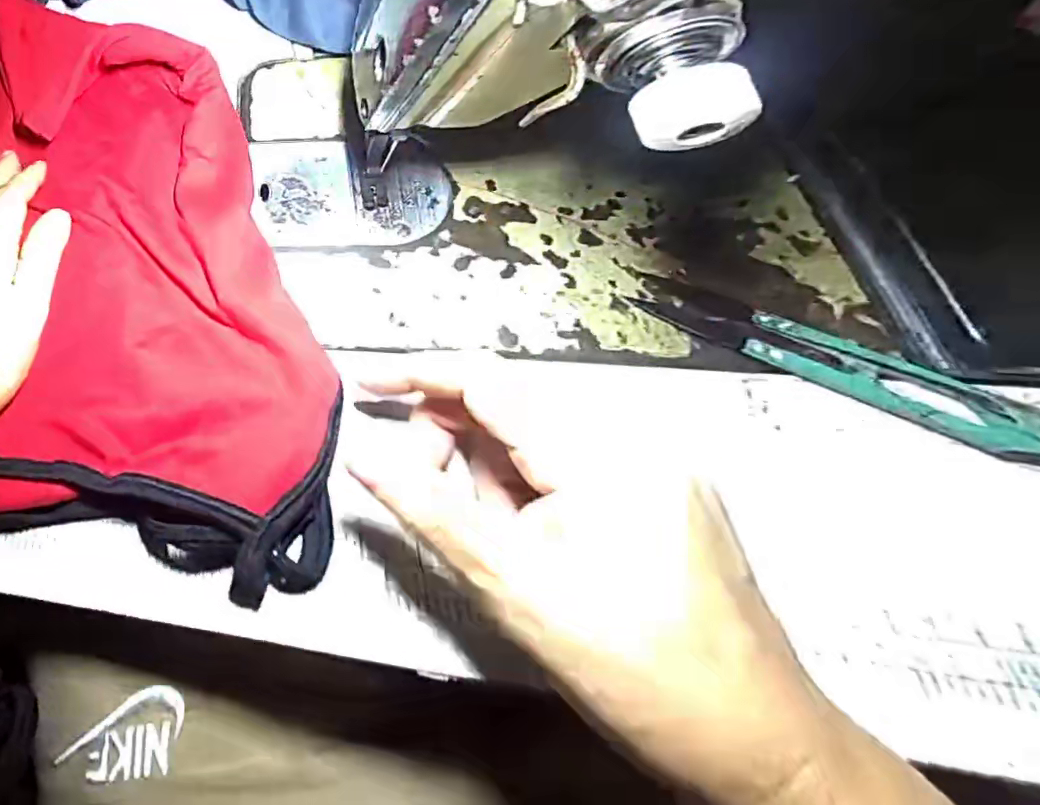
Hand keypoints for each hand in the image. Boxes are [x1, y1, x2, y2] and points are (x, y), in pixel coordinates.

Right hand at [347, 357, 860, 804]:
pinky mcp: (658, 491)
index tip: (368, 382)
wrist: (763, 752)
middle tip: (427, 488)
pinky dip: (523, 487)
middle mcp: (636, 446)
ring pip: (531, 435)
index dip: (421, 375)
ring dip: (490, 473)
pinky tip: (528, 536)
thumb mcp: (512, 588)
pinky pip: (561, 461)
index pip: (492, 384)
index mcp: (605, 461)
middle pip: (509, 404)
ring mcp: (653, 468)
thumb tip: (363, 461)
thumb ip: (430, 512)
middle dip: (453, 440)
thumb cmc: (636, 673)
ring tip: (498, 537)